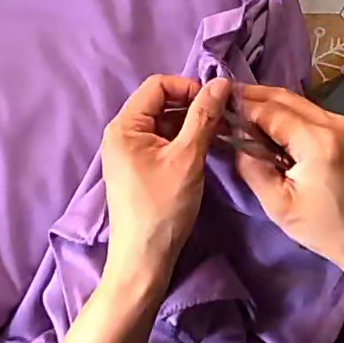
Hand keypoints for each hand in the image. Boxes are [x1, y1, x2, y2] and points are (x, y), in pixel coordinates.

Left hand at [100, 75, 230, 287]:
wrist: (142, 259)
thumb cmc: (163, 207)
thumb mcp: (187, 158)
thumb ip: (203, 117)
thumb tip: (221, 82)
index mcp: (124, 125)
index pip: (158, 84)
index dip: (189, 87)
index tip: (216, 104)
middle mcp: (121, 132)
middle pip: (160, 102)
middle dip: (192, 106)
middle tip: (223, 119)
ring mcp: (127, 151)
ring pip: (163, 122)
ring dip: (190, 124)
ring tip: (218, 135)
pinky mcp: (137, 166)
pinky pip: (161, 141)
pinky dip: (182, 141)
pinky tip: (204, 150)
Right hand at [231, 84, 343, 276]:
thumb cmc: (324, 229)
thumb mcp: (277, 204)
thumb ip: (251, 165)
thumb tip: (235, 135)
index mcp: (318, 143)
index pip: (270, 111)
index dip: (242, 106)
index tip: (217, 104)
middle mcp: (334, 124)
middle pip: (284, 97)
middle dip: (252, 95)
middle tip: (224, 97)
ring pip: (297, 101)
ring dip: (269, 101)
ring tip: (241, 107)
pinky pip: (310, 111)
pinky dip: (286, 111)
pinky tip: (269, 121)